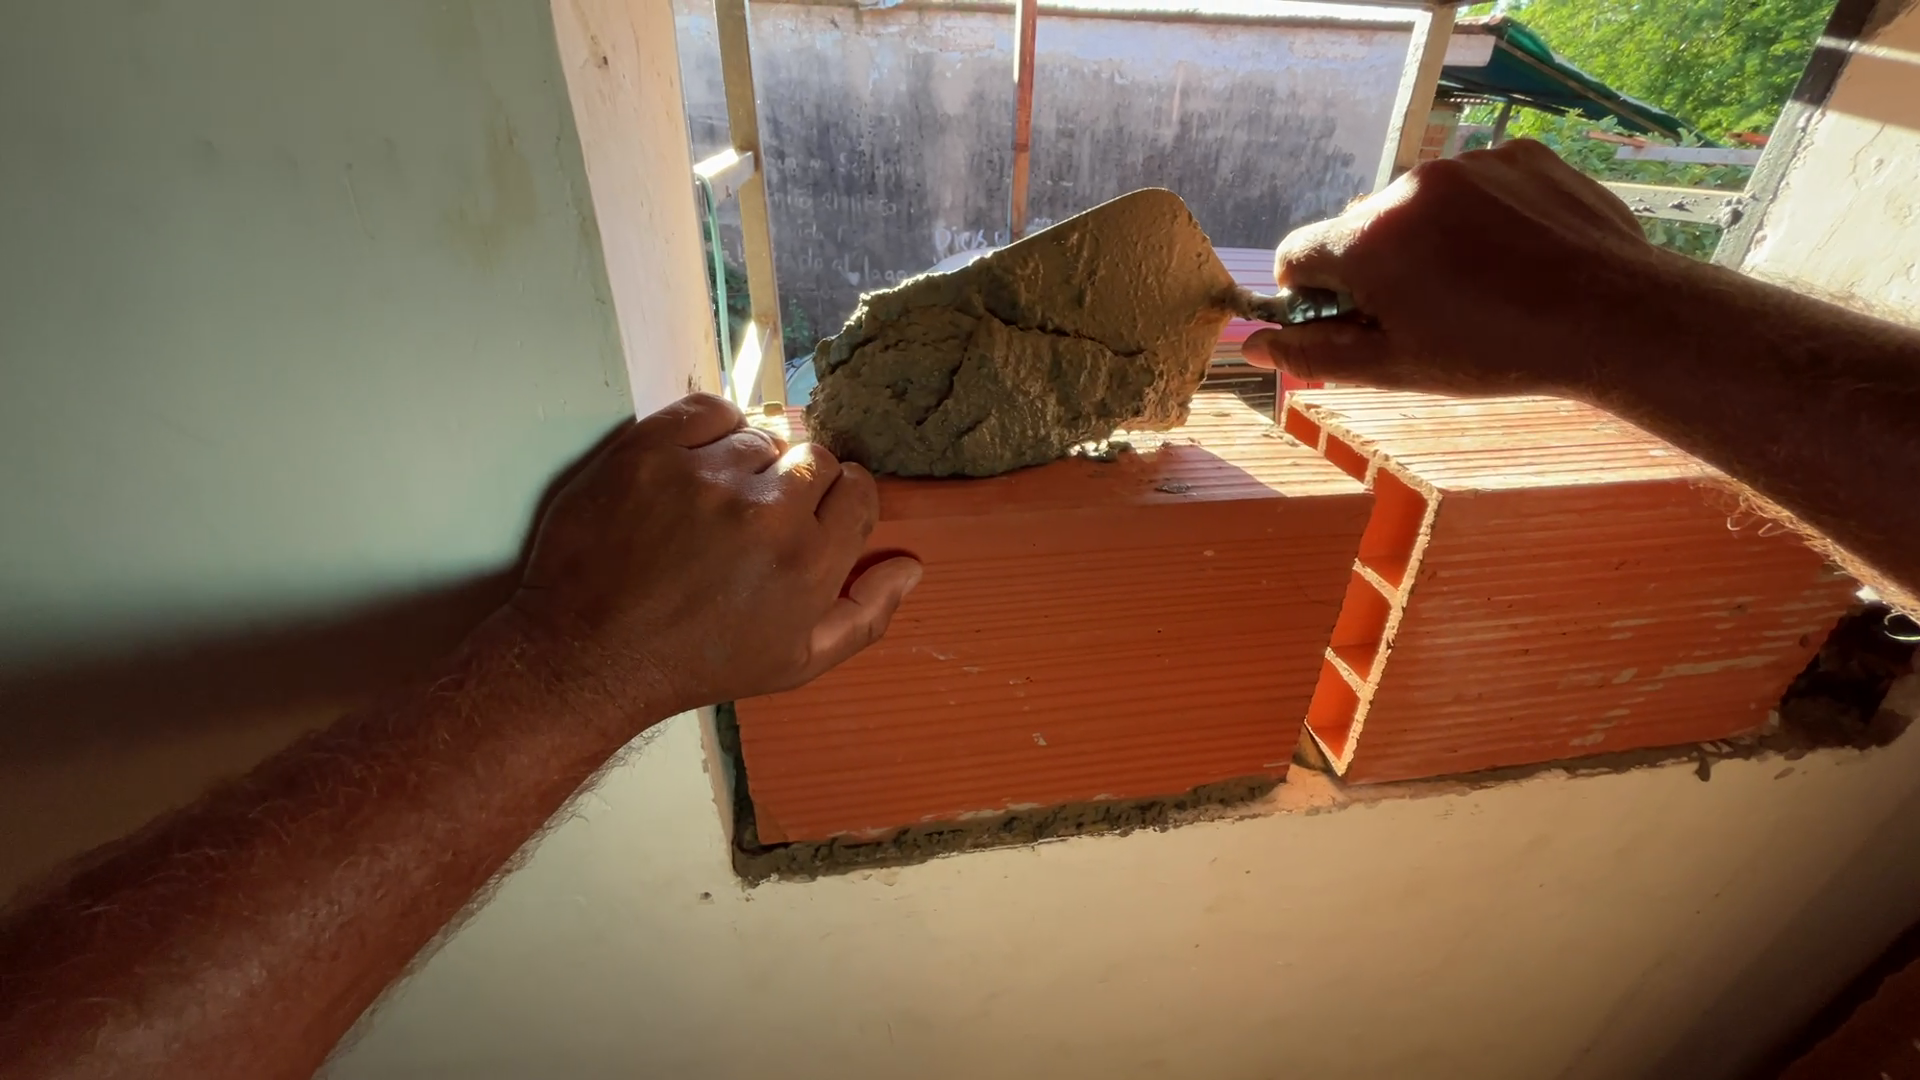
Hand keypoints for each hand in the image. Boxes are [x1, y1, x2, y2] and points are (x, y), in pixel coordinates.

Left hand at [510, 393, 920, 716]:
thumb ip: (866, 615)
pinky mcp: (649, 451)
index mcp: (809, 562)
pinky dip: (712, 429)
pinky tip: (697, 465)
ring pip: (761, 435)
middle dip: (800, 481)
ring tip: (718, 501)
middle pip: (816, 456)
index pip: (859, 486)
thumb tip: (912, 566)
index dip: (842, 498)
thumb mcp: (798, 663)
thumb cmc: (703, 663)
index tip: (816, 515)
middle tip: (764, 514)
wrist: (589, 655)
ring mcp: (704, 475)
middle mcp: (766, 512)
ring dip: (751, 462)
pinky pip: (710, 410)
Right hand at [1243, 139, 1667, 397]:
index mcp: (1369, 240)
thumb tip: (1253, 346)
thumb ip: (1310, 353)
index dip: (1305, 293)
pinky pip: (1462, 187)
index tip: (1340, 318)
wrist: (1616, 318)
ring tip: (1464, 285)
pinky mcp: (1518, 155)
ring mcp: (1469, 164)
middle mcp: (1409, 186)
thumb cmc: (1489, 352)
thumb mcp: (1387, 366)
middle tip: (1410, 312)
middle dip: (1363, 269)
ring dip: (1413, 244)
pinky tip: (1500, 257)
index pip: (1295, 253)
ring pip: (1406, 208)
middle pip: (1351, 231)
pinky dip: (1463, 220)